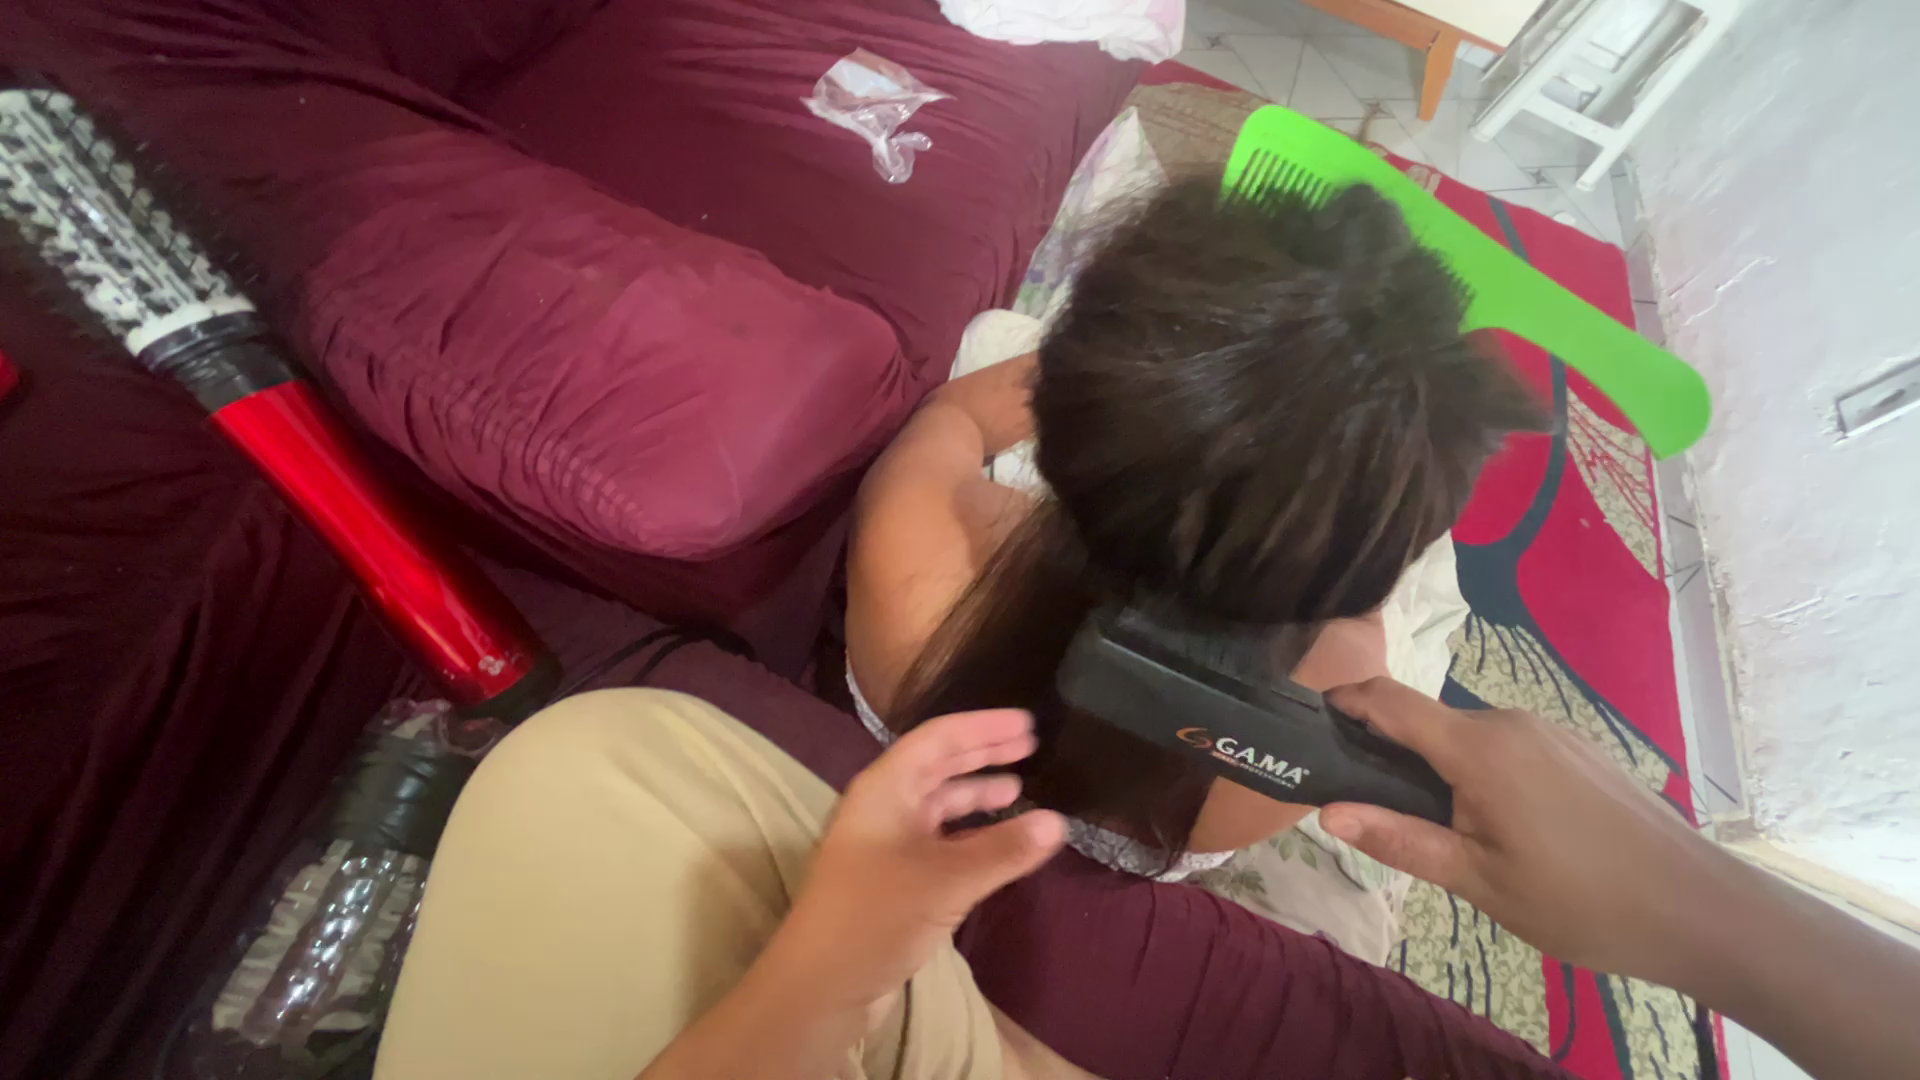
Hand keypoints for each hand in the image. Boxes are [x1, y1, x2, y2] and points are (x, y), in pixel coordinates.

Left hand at [764, 708, 1066, 1016]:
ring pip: (940, 803)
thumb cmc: (875, 916)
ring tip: (1020, 788)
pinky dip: (971, 833)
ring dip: (977, 794)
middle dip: (983, 753)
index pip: (939, 738)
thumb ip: (1002, 850)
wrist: (819, 989)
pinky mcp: (896, 875)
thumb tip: (1058, 822)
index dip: (983, 726)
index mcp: (886, 787)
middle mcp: (885, 805)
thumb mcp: (945, 880)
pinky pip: (941, 838)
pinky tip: (999, 840)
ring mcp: (888, 841)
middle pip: (939, 764)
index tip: (1027, 723)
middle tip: (1029, 745)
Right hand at [1317, 678, 1728, 985]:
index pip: (1386, 699)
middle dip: (1390, 751)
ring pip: (1463, 734)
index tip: (1311, 723)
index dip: (1343, 701)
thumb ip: (1399, 839)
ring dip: (1436, 764)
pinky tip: (1505, 822)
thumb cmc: (1584, 902)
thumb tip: (1327, 814)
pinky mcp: (1573, 747)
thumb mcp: (1479, 881)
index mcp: (1477, 748)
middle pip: (1423, 720)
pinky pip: (1501, 743)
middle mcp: (1507, 722)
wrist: (1714, 916)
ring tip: (1450, 827)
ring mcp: (1546, 731)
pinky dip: (1477, 767)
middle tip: (1383, 809)